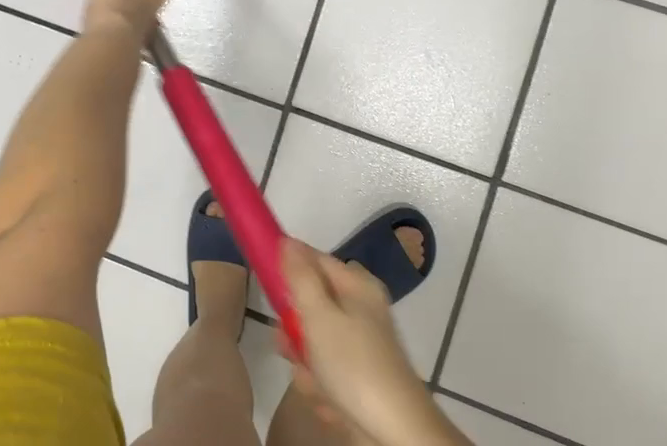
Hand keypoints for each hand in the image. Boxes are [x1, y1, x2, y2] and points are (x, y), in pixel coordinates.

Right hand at [278, 240, 469, 445]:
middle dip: (295, 332)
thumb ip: (299, 277)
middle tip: (290, 345)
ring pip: (312, 343)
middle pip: (309, 305)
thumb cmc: (354, 366)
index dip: (289, 269)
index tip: (269, 288)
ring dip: (306, 364)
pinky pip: (324, 372)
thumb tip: (287, 240)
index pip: (314, 260)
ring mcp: (360, 346)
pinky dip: (321, 386)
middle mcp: (360, 310)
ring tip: (316, 381)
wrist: (396, 433)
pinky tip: (329, 402)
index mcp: (356, 287)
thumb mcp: (319, 316)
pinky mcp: (357, 378)